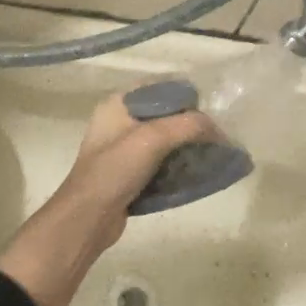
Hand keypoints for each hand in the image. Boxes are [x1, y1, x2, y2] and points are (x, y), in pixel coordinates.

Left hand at [0, 93, 210, 305]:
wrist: (87, 217)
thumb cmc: (115, 169)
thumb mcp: (153, 138)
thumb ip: (188, 125)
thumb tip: (218, 130)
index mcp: (119, 103)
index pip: (161, 88)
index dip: (188, 98)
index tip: (213, 114)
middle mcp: (120, 122)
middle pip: (166, 115)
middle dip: (192, 125)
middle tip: (217, 138)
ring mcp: (123, 149)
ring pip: (165, 140)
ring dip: (187, 147)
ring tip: (213, 155)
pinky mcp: (130, 173)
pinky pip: (161, 162)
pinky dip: (178, 165)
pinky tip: (196, 172)